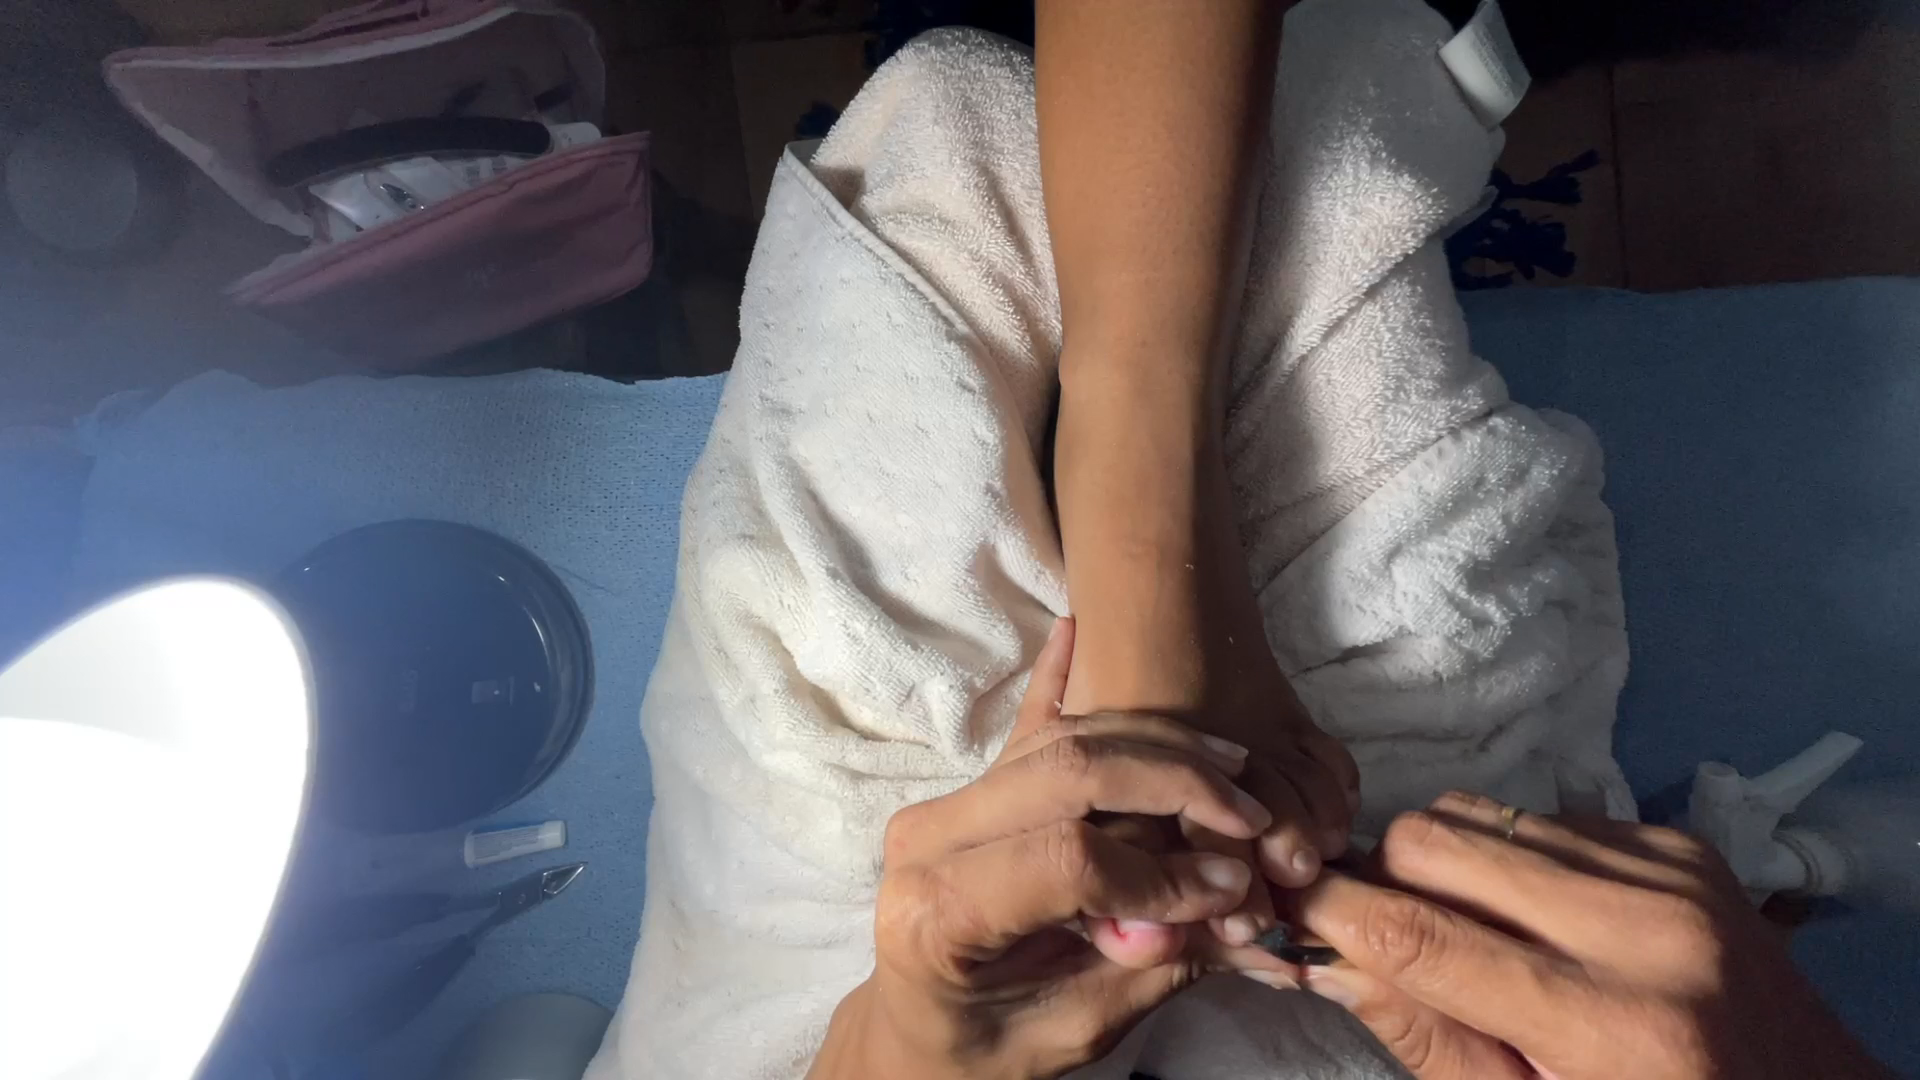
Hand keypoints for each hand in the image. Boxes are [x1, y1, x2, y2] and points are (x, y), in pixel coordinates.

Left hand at [808, 618, 1272, 1079]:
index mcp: (938, 907)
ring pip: (1058, 741)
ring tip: (1222, 756)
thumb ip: (1141, 964)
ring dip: (1148, 741)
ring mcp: (948, 801)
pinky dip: (1054, 675)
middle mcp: (931, 833)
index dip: (1159, 873)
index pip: (1066, 859)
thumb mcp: (1065, 1036)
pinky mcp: (970, 790)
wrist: (912, 1028)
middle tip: (1243, 807)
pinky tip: (1073, 630)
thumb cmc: (980, 1052)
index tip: (1230, 890)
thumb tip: (1221, 898)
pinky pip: (1019, 725)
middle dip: (1168, 780)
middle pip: (1064, 773)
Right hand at [1289, 792, 1892, 1079]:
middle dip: (1386, 878)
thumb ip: (1422, 1035)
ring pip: (1466, 810)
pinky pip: (1526, 811)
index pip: (1421, 937)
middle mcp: (1650, 932)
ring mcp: (1670, 873)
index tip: (1285, 899)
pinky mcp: (1677, 841)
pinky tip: (1544, 908)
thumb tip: (1321, 953)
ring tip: (1480, 919)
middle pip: (1429, 842)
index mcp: (1621, 1032)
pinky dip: (1504, 853)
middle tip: (1399, 924)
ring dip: (1444, 860)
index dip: (1330, 909)